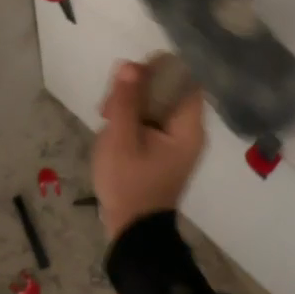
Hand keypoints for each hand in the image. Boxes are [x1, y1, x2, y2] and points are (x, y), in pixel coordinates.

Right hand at [91, 59, 206, 240]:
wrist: (132, 230)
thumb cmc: (129, 183)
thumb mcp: (122, 138)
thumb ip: (126, 100)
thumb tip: (131, 64)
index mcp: (188, 127)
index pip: (184, 79)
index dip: (159, 70)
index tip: (131, 76)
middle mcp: (188, 129)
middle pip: (167, 87)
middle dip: (137, 87)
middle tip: (111, 104)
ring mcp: (175, 138)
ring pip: (155, 99)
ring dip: (130, 100)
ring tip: (106, 116)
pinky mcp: (162, 145)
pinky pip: (150, 115)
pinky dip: (131, 114)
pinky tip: (112, 124)